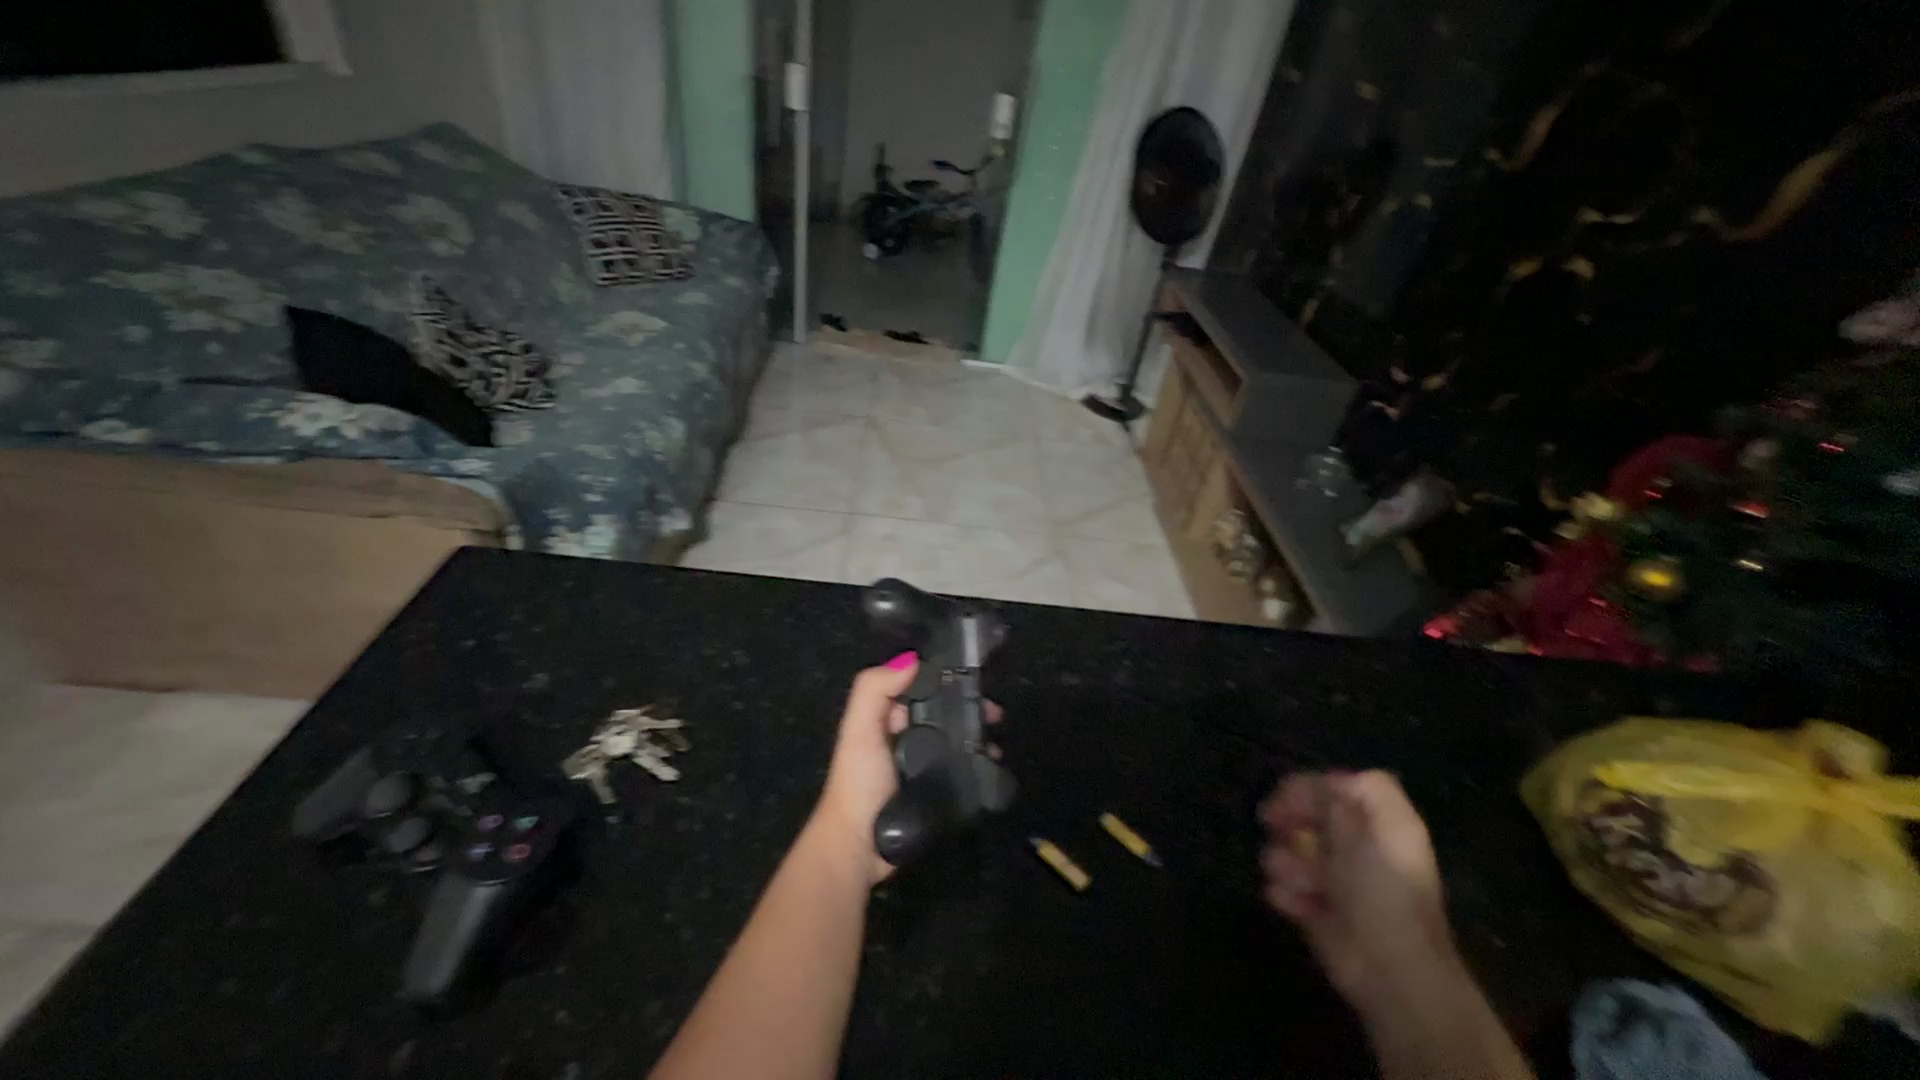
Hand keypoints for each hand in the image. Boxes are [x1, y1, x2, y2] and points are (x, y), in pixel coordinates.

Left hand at [808, 651, 1000, 884]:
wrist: (860, 846)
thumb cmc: (859, 783)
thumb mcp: (859, 730)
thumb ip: (875, 691)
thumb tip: (912, 659)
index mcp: (885, 719)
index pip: (918, 689)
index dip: (944, 680)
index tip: (973, 678)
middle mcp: (905, 738)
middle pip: (943, 714)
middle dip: (969, 709)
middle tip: (994, 714)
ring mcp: (923, 766)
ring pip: (956, 740)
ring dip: (978, 736)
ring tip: (997, 740)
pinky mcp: (937, 791)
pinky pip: (962, 768)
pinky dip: (979, 762)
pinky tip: (993, 762)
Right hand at [1258, 771, 1461, 1013]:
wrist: (1390, 968)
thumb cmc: (1385, 890)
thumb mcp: (1371, 827)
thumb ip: (1334, 794)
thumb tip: (1299, 790)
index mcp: (1374, 820)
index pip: (1328, 784)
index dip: (1303, 789)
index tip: (1283, 803)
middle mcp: (1350, 843)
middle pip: (1299, 815)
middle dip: (1290, 829)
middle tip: (1295, 844)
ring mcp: (1330, 876)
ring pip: (1282, 851)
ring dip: (1289, 867)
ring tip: (1311, 888)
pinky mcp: (1312, 907)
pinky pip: (1279, 886)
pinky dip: (1288, 895)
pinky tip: (1304, 908)